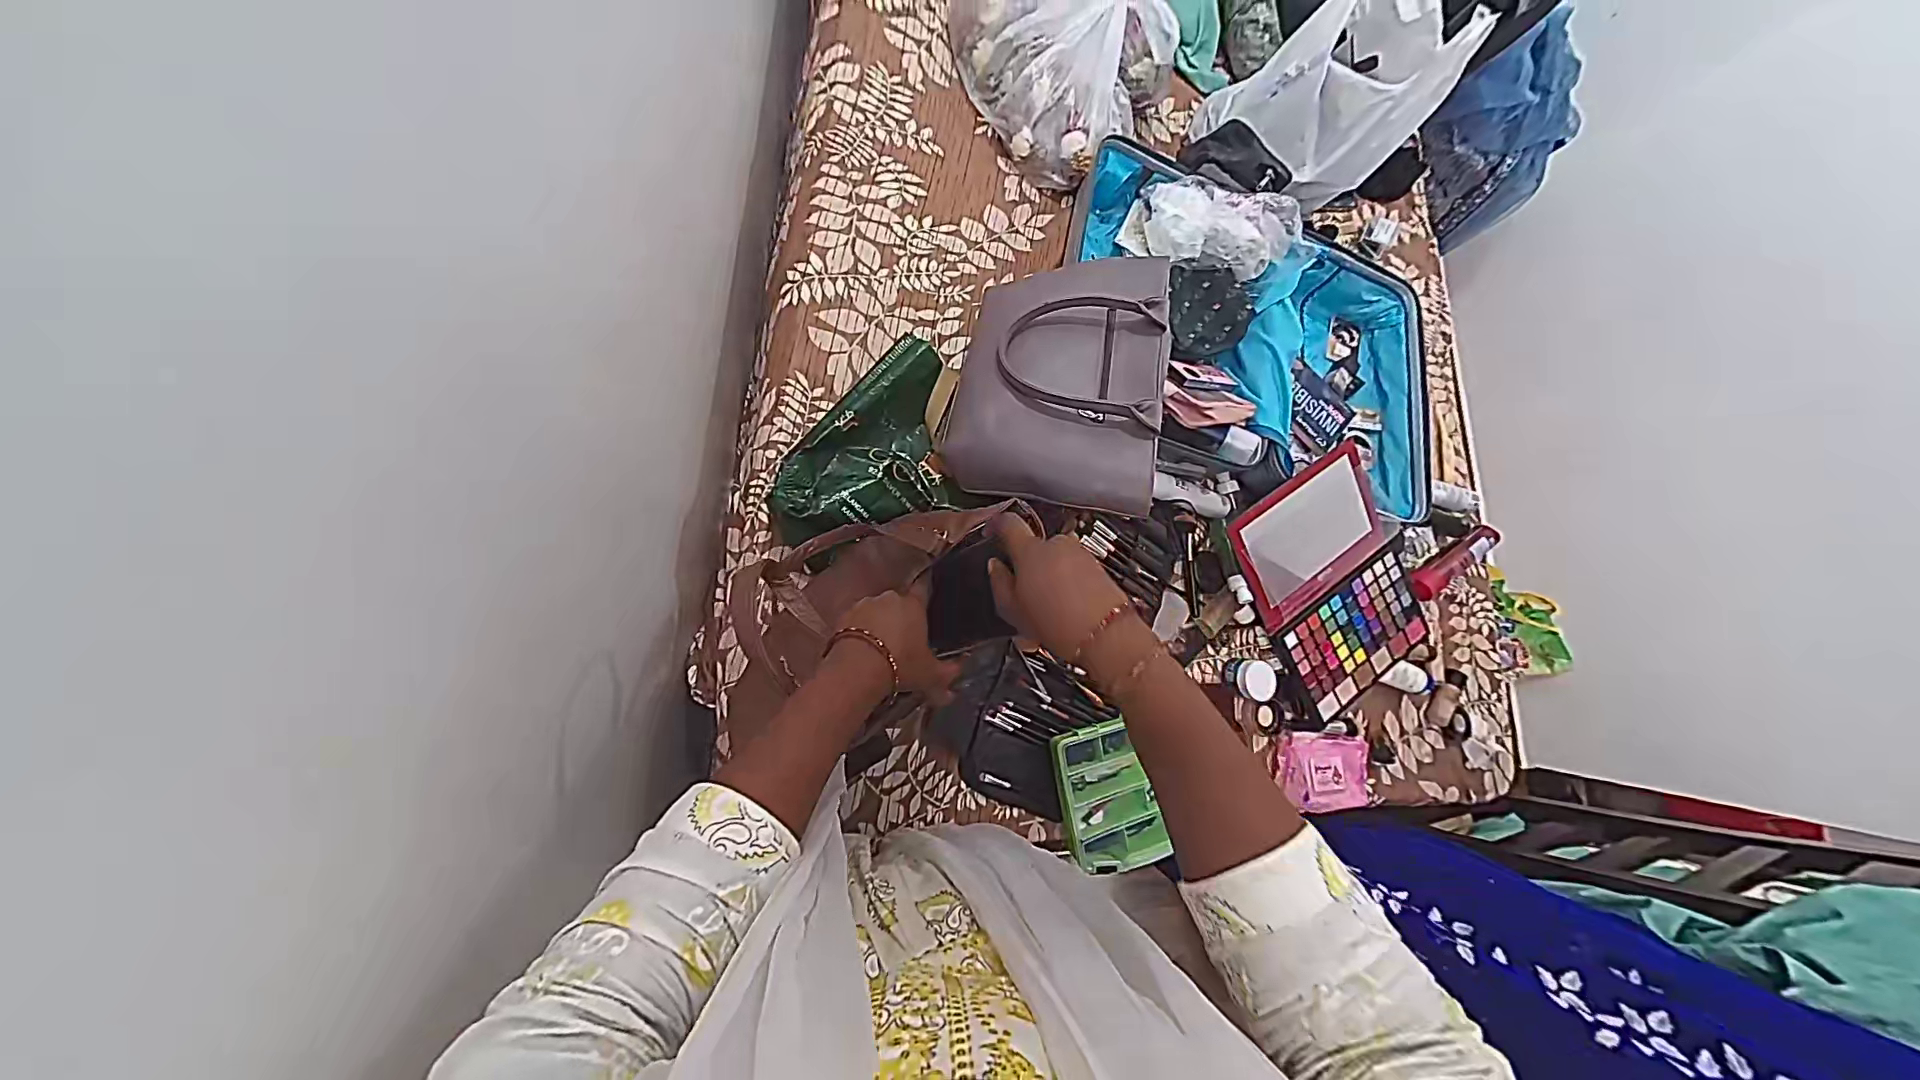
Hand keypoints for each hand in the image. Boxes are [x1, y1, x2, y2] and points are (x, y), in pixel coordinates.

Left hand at [834, 586, 961, 704]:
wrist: (856, 669)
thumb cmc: (901, 665)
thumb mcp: (929, 674)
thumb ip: (946, 675)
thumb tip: (955, 682)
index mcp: (914, 604)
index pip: (923, 589)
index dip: (924, 595)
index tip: (924, 605)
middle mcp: (889, 598)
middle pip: (897, 603)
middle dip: (899, 617)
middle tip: (901, 640)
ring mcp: (863, 605)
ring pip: (874, 611)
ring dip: (877, 623)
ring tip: (877, 648)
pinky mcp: (842, 616)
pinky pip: (855, 621)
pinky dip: (857, 631)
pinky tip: (859, 649)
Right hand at [986, 513, 1134, 660]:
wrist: (1106, 636)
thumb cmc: (1059, 624)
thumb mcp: (1012, 610)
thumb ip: (999, 582)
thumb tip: (995, 568)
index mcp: (1030, 551)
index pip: (1008, 522)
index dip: (996, 525)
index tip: (992, 533)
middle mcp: (1056, 544)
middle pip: (1034, 547)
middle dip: (1027, 566)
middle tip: (1023, 595)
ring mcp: (1080, 553)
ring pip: (1054, 560)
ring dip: (1048, 577)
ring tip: (1046, 609)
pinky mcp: (1097, 566)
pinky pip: (1072, 569)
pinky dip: (1066, 584)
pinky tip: (1063, 610)